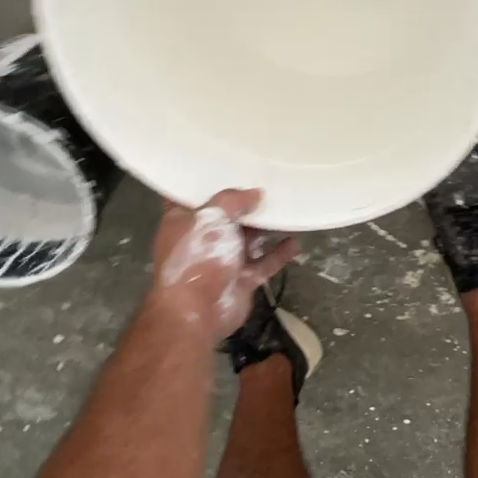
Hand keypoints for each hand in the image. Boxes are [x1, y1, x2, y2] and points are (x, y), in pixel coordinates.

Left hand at [148, 189, 298, 337]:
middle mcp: (202, 239)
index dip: (206, 181)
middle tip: (271, 182)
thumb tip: (256, 193)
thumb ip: (233, 201)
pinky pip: (264, 262)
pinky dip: (279, 253)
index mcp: (182, 221)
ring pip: (249, 239)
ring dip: (267, 227)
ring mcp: (223, 261)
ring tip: (289, 208)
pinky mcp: (242, 279)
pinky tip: (295, 242)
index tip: (227, 166)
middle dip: (246, 203)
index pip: (190, 196)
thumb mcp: (211, 218)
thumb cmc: (197, 257)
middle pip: (227, 217)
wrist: (198, 311)